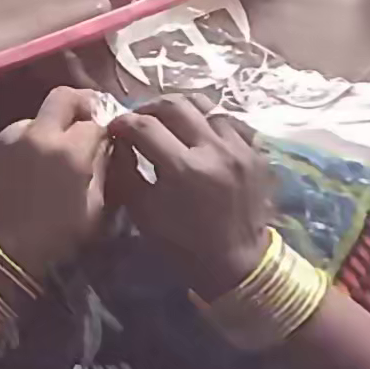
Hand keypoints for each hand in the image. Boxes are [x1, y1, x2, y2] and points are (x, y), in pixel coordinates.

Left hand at [0, 87, 109, 281]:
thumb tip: (107, 149)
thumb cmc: (50, 238)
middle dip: (82, 103)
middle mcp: (39, 132)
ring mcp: (12, 135)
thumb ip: (104, 172)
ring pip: (40, 114)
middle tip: (89, 121)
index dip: (108, 129)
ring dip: (53, 124)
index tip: (111, 140)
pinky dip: (32, 138)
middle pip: (65, 96)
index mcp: (69, 150)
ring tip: (58, 149)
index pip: (97, 122)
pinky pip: (20, 130)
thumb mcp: (92, 212)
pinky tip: (34, 160)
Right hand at [106, 94, 274, 297]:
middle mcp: (214, 150)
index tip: (113, 129)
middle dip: (148, 109)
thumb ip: (124, 170)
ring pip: (204, 105)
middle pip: (174, 105)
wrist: (237, 263)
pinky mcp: (255, 152)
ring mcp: (240, 148)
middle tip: (137, 121)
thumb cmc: (182, 242)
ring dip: (179, 110)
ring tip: (166, 122)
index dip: (122, 122)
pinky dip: (207, 121)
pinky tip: (197, 134)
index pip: (143, 126)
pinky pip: (228, 120)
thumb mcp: (141, 210)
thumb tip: (118, 140)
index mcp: (183, 169)